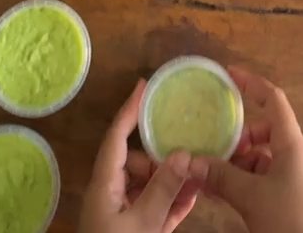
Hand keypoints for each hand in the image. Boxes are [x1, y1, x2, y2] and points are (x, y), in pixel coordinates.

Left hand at [79, 79, 200, 232]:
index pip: (116, 137)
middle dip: (162, 154)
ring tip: (198, 174)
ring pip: (148, 187)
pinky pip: (154, 211)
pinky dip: (172, 204)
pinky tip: (194, 197)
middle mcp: (110, 195)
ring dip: (172, 180)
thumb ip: (163, 189)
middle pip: (136, 162)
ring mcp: (121, 216)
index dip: (129, 110)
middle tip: (189, 147)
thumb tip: (183, 152)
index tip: (145, 85)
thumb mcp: (142, 224)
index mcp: (104, 185)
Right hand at [190, 68, 302, 232]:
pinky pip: (259, 180)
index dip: (252, 83)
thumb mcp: (253, 198)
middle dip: (236, 135)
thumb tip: (191, 161)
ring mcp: (290, 179)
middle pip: (262, 130)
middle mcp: (292, 156)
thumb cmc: (291, 220)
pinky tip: (218, 193)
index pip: (273, 99)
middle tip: (211, 143)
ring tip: (207, 174)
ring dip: (234, 163)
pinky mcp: (286, 201)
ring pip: (258, 159)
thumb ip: (222, 177)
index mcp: (291, 143)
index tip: (228, 74)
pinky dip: (240, 182)